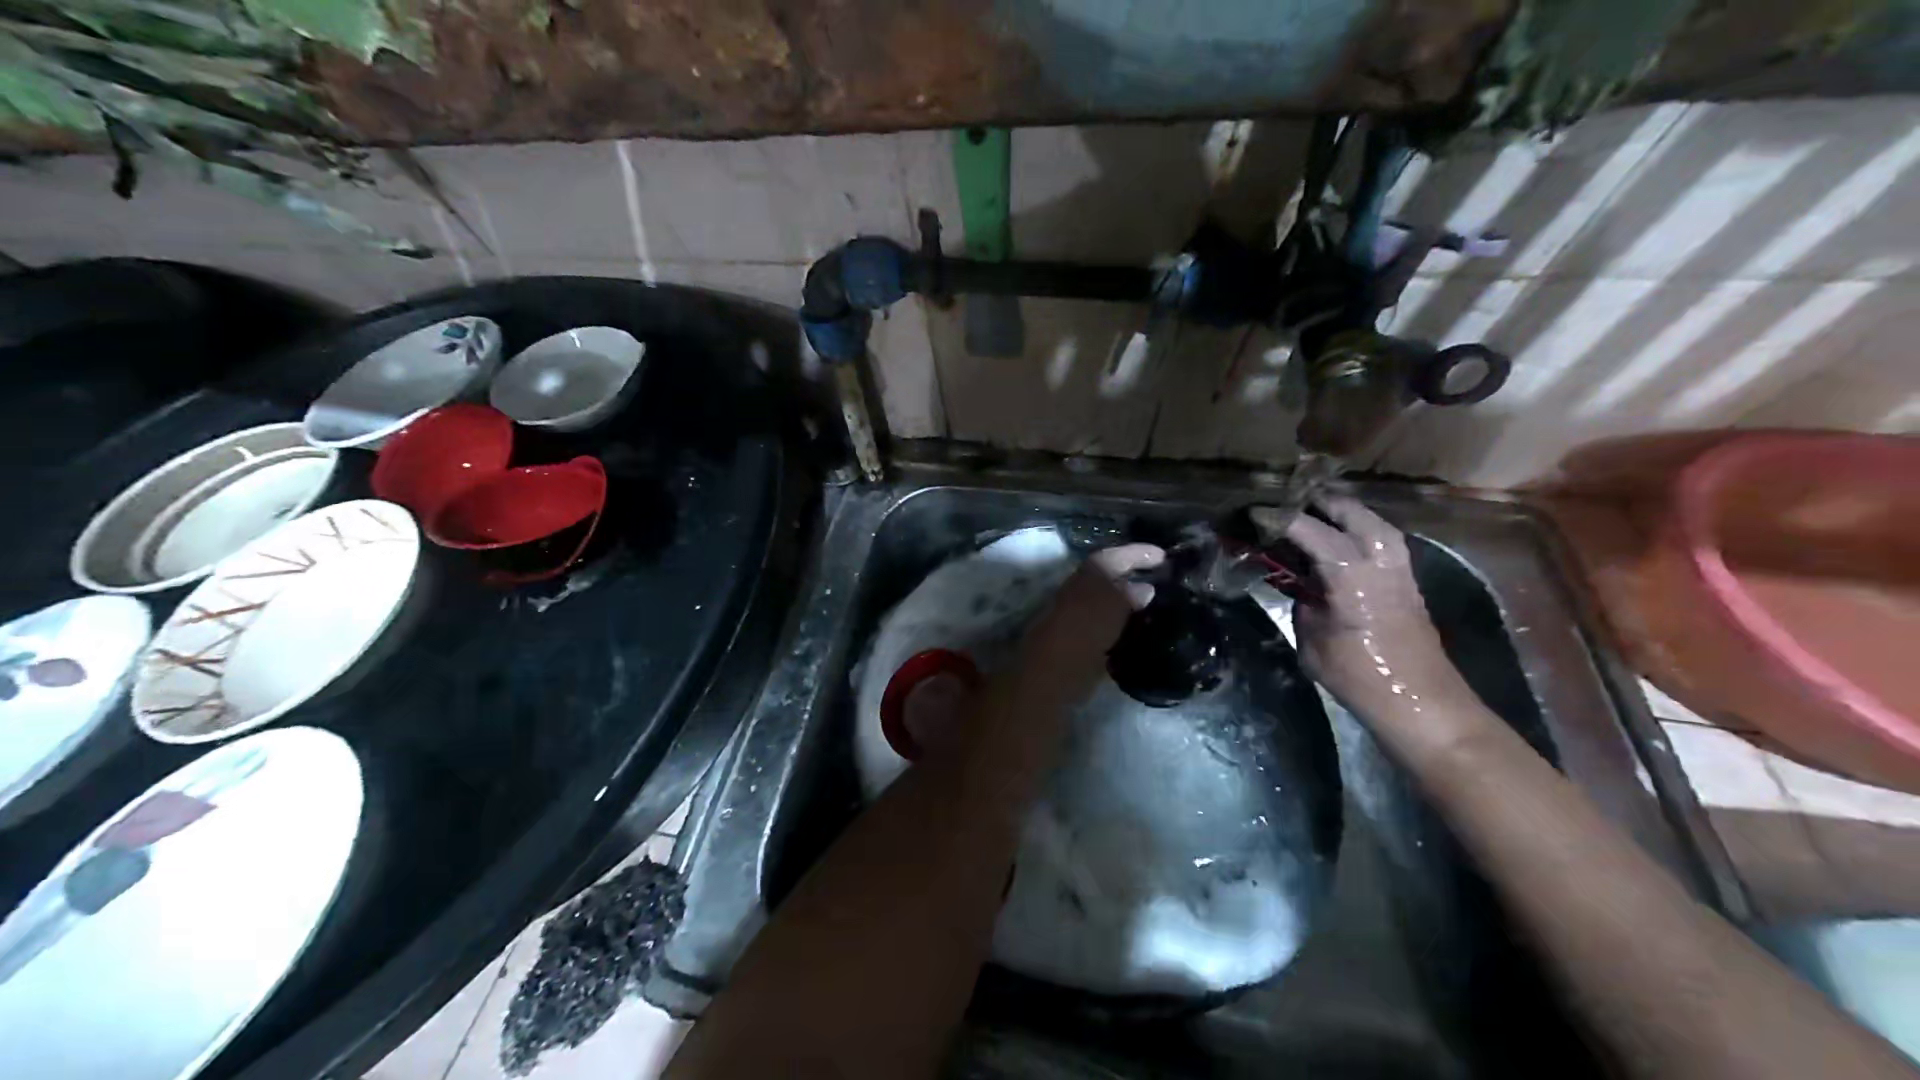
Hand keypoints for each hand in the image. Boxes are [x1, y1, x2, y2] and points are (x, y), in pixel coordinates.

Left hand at [1015, 543, 1163, 702]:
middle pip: (1108, 576)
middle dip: (1133, 573)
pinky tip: (1141, 626)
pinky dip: (1124, 619)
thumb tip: (1145, 588)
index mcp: (1086, 578)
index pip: (1112, 557)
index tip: (1163, 555)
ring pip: (1108, 599)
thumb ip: (1127, 595)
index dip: (1136, 553)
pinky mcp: (1081, 641)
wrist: (1053, 674)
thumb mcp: (1110, 606)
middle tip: (1162, 576)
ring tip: (1157, 600)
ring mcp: (1079, 617)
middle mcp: (1080, 592)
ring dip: (1129, 596)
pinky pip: (1108, 622)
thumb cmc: (1083, 632)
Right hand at [1283, 496, 1471, 714]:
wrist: (1420, 702)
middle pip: (1348, 511)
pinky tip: (1340, 538)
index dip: (1278, 518)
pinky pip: (1381, 538)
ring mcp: (1399, 567)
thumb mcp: (1311, 638)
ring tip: (1313, 513)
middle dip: (1316, 502)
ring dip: (1342, 512)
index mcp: (1350, 573)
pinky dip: (1359, 529)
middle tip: (1285, 504)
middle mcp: (1379, 559)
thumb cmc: (1358, 675)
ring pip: (1371, 520)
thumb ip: (1303, 601)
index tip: (1252, 513)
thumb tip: (1301, 584)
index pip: (1308, 530)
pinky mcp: (1407, 579)